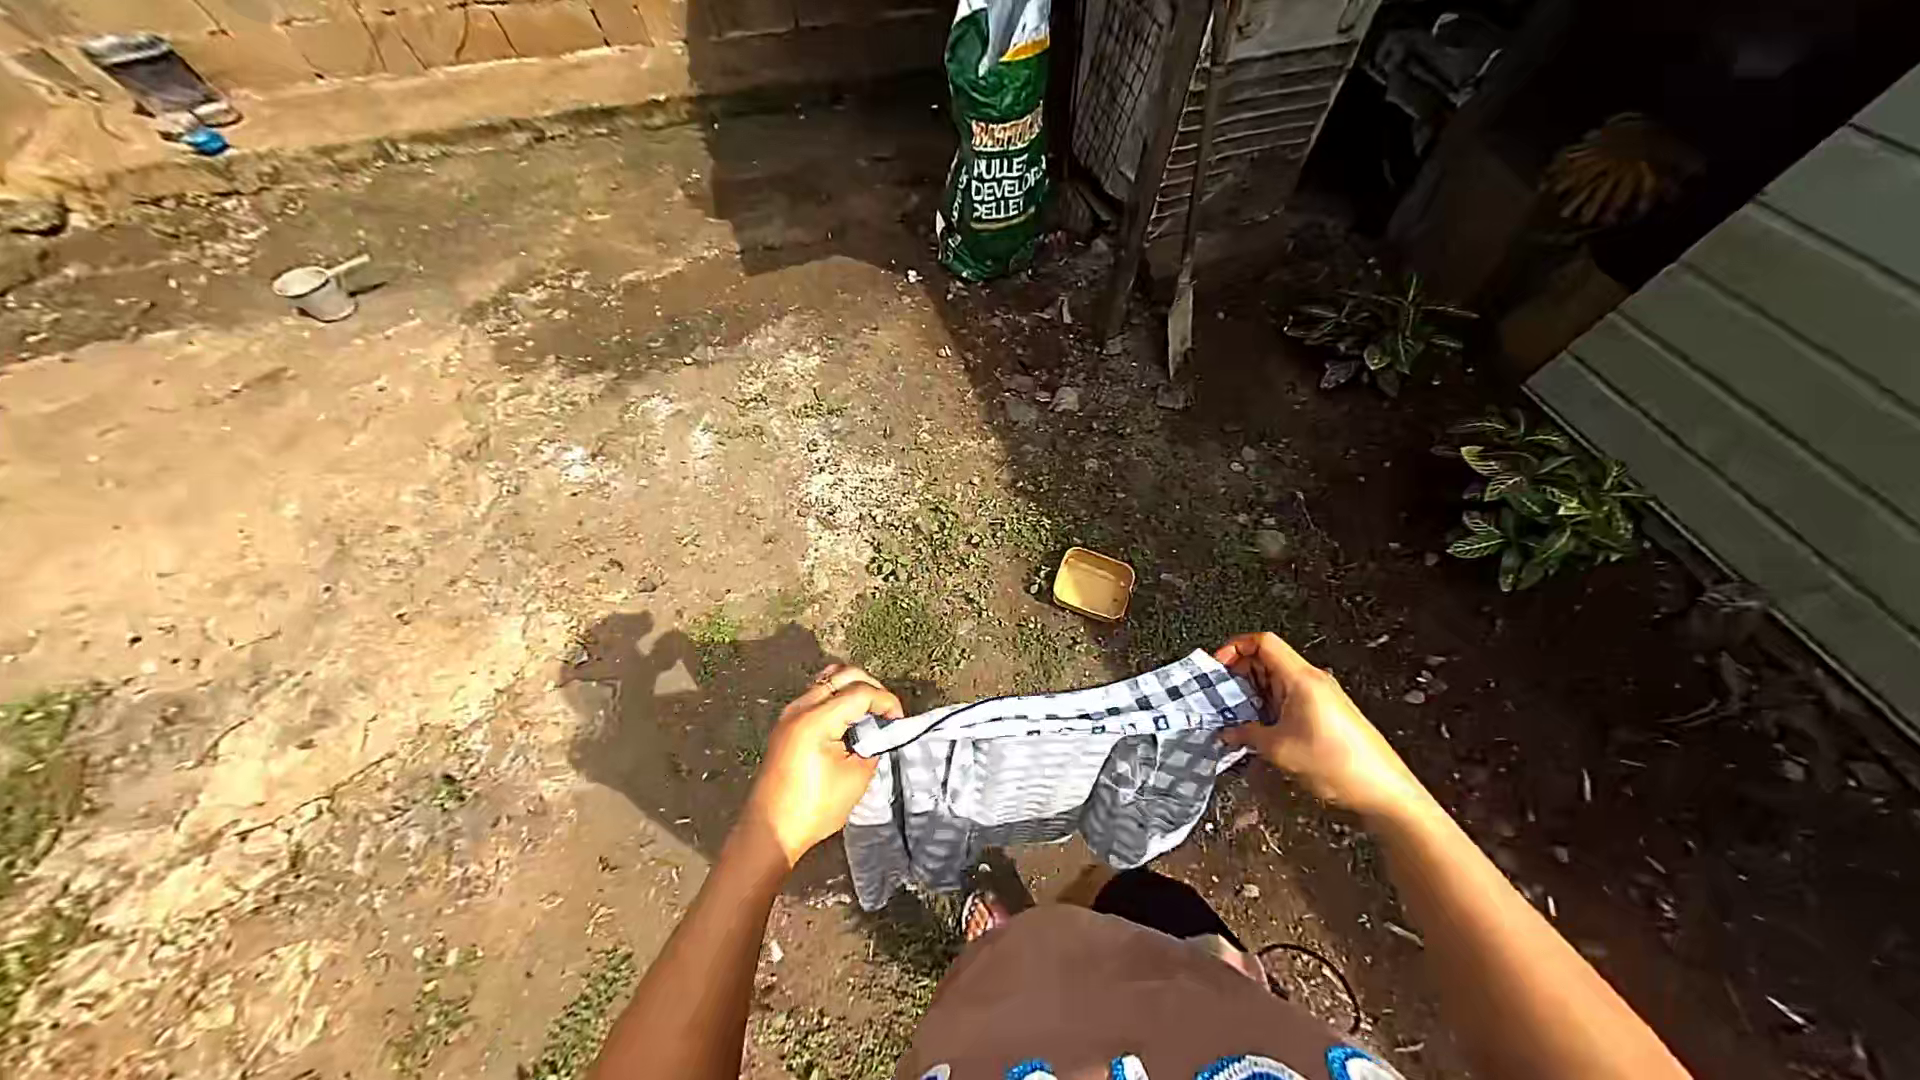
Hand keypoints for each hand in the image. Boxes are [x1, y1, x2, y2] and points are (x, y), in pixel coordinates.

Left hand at [739, 664, 902, 867]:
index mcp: (816, 720)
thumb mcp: (856, 777)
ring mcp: (790, 713)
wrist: (770, 831)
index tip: (898, 720)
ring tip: (869, 715)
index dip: (886, 701)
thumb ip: (872, 745)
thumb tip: (879, 731)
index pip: (861, 692)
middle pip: (844, 674)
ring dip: (853, 689)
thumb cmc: (814, 808)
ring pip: (829, 680)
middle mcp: (800, 708)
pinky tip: (850, 722)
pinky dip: (838, 698)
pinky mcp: (787, 723)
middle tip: (886, 713)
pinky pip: (818, 694)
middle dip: (872, 687)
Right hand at [1215, 632, 1430, 821]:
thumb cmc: (1339, 765)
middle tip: (1222, 694)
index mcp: (1301, 679)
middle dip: (1239, 673)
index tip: (1218, 666)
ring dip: (1253, 693)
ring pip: (1277, 679)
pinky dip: (1269, 705)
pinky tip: (1261, 728)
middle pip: (1267, 658)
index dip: (1235, 647)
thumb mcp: (1278, 749)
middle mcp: (1312, 681)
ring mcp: (1321, 695)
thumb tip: (1227, 732)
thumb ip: (1245, 734)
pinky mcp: (1326, 711)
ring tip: (1237, 715)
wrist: (1385, 792)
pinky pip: (1289, 696)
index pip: (1262, 642)